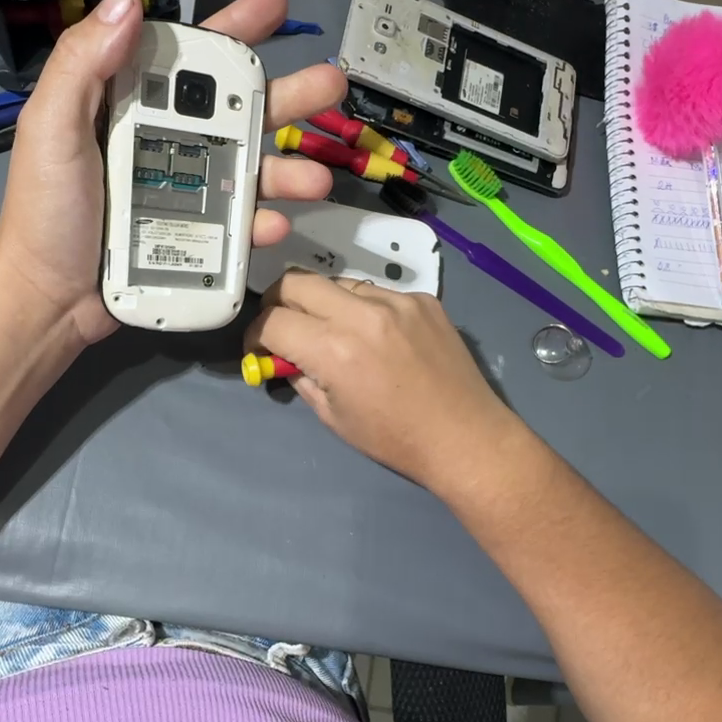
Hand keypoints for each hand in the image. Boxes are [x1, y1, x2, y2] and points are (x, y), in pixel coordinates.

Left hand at [0, 0, 346, 346]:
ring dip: (288, 171)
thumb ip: (82, 65)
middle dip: (286, 96)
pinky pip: (237, 224)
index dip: (231, 33)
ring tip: (318, 179)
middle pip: (234, 112)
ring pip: (247, 169)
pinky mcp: (194, 235)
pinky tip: (274, 225)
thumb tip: (128, 0)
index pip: (187, 60)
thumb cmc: (48, 214)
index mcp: (130, 108)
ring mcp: (183, 191)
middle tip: (331, 85)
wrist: (51, 300)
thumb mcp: (51, 131)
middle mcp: (165, 143)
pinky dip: (260, 224)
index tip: (274, 12)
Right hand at [245, 271, 522, 490]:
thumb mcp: (334, 418)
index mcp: (335, 350)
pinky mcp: (424, 300)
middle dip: (279, 302)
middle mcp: (363, 314)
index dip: (256, 335)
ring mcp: (397, 301)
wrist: (465, 437)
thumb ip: (303, 379)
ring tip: (335, 334)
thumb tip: (286, 358)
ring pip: (338, 283)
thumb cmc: (395, 440)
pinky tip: (377, 337)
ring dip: (324, 303)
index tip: (259, 349)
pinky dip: (364, 309)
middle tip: (283, 327)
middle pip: (297, 281)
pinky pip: (377, 292)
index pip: (274, 320)